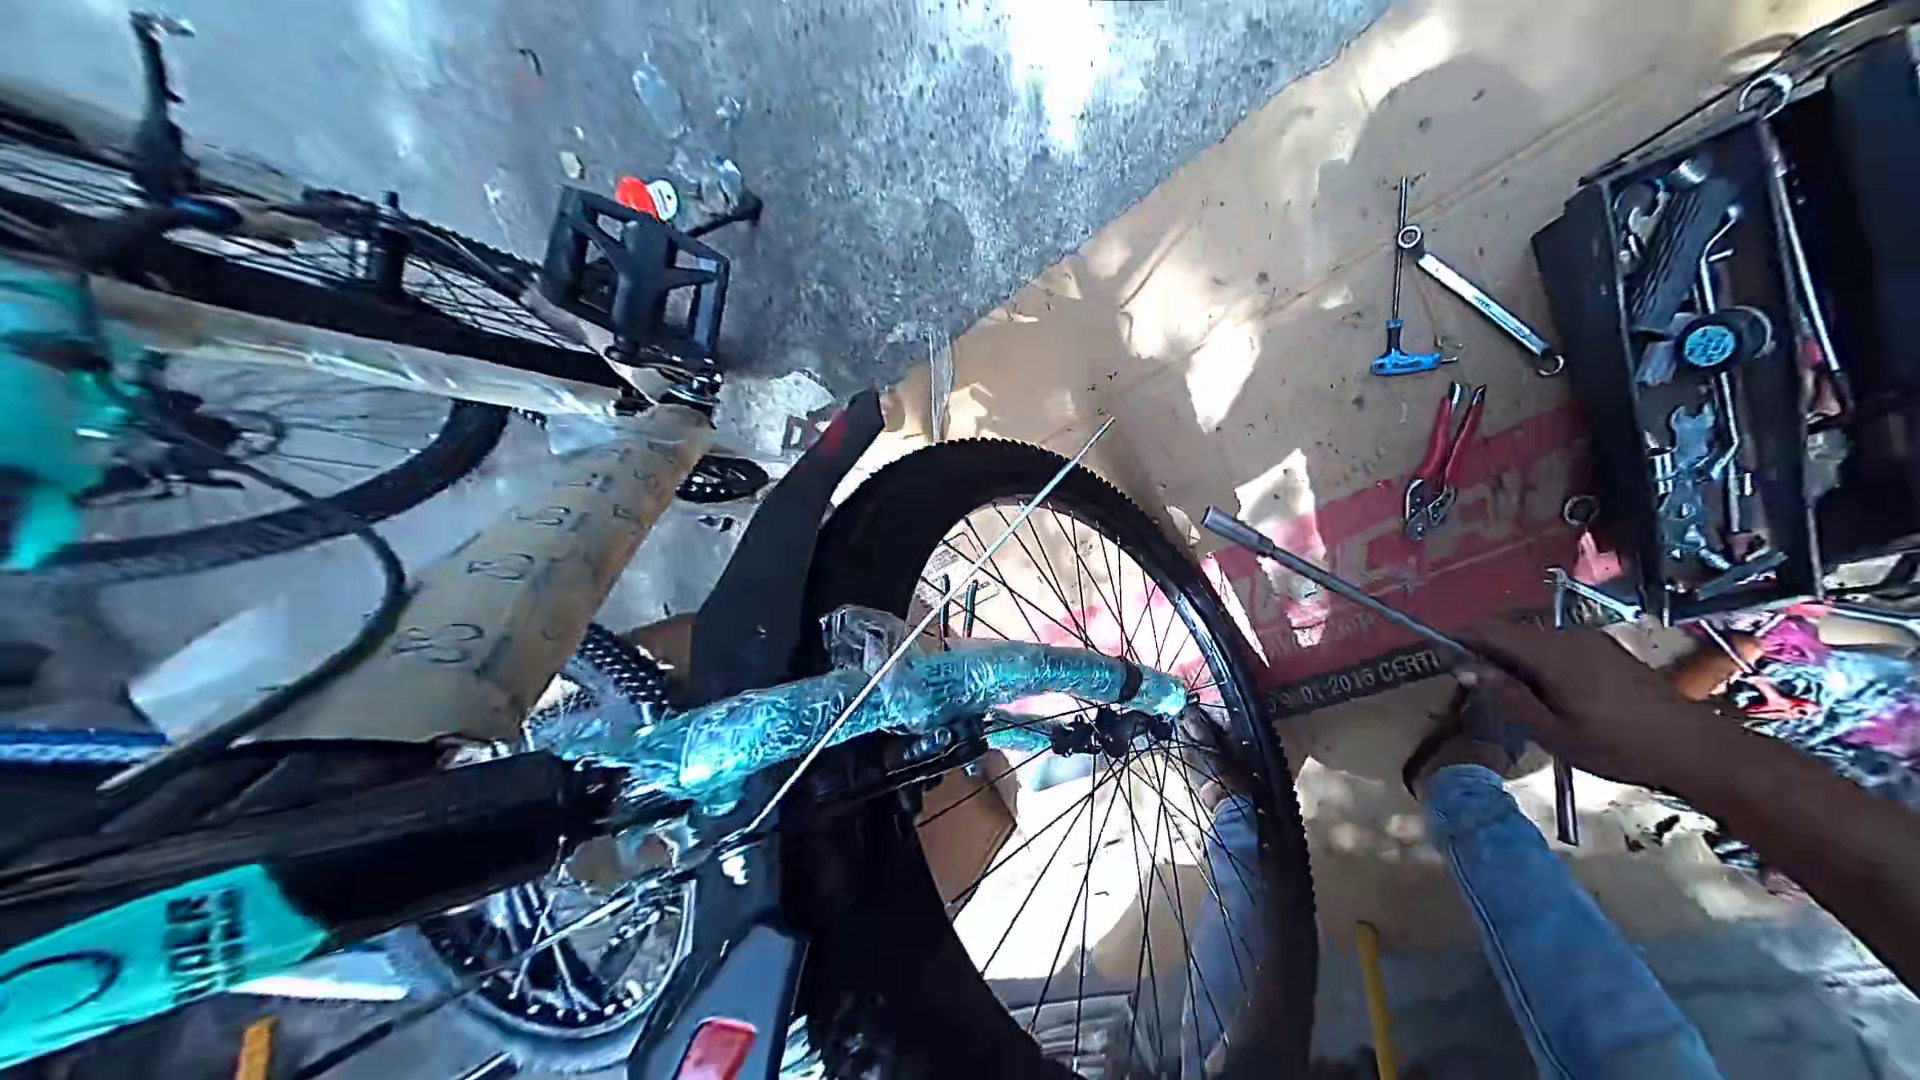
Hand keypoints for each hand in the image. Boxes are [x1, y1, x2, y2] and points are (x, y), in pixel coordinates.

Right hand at [1458, 618, 1730, 789]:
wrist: (1703, 753)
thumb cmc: (1620, 746)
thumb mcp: (1553, 732)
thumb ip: (1507, 696)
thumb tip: (1469, 670)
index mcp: (1552, 653)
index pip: (1489, 630)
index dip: (1459, 640)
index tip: (1442, 659)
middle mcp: (1569, 637)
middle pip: (1508, 632)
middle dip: (1483, 652)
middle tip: (1475, 685)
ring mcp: (1591, 642)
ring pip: (1530, 640)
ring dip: (1510, 658)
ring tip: (1511, 695)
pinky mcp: (1605, 652)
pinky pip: (1554, 647)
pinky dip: (1535, 662)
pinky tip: (1544, 693)